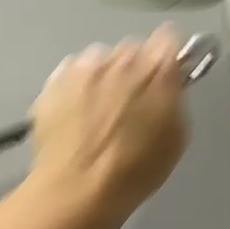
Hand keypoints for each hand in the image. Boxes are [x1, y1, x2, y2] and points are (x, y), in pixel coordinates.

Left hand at [29, 24, 189, 213]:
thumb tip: (170, 79)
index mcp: (155, 69)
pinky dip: (78, 84)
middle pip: (132, 47)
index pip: (168, 38)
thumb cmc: (135, 170)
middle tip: (134, 99)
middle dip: (136, 66)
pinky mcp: (54, 81)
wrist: (76, 189)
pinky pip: (72, 71)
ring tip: (101, 107)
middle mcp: (118, 58)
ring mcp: (82, 67)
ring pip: (100, 57)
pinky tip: (77, 111)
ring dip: (105, 73)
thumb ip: (174, 96)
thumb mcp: (175, 136)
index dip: (168, 54)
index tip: (168, 71)